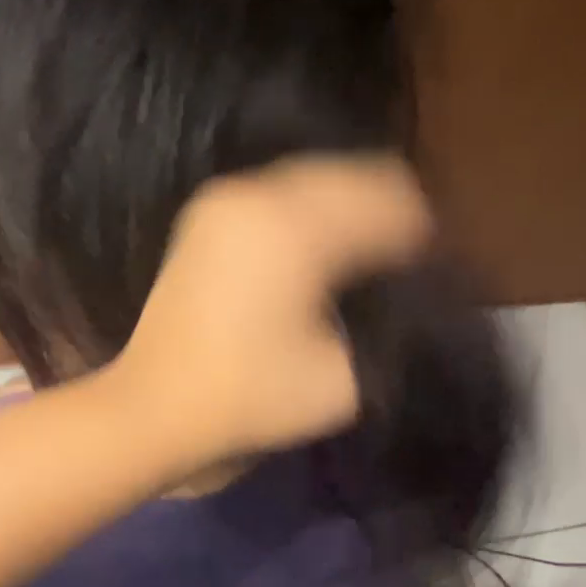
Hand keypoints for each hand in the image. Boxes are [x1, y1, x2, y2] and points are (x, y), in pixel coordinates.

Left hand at [107, 154, 432, 460]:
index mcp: (298, 225)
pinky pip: (274, 199)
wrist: (153, 410)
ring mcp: (223, 202)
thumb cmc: (249, 398)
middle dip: (385, 215)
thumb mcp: (342, 378)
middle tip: (401, 266)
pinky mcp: (202, 222)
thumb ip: (386, 325)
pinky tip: (312, 262)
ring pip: (312, 182)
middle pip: (351, 176)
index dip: (423, 233)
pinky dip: (305, 220)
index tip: (432, 272)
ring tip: (359, 264)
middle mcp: (259, 192)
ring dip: (344, 214)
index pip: (391, 198)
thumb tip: (401, 293)